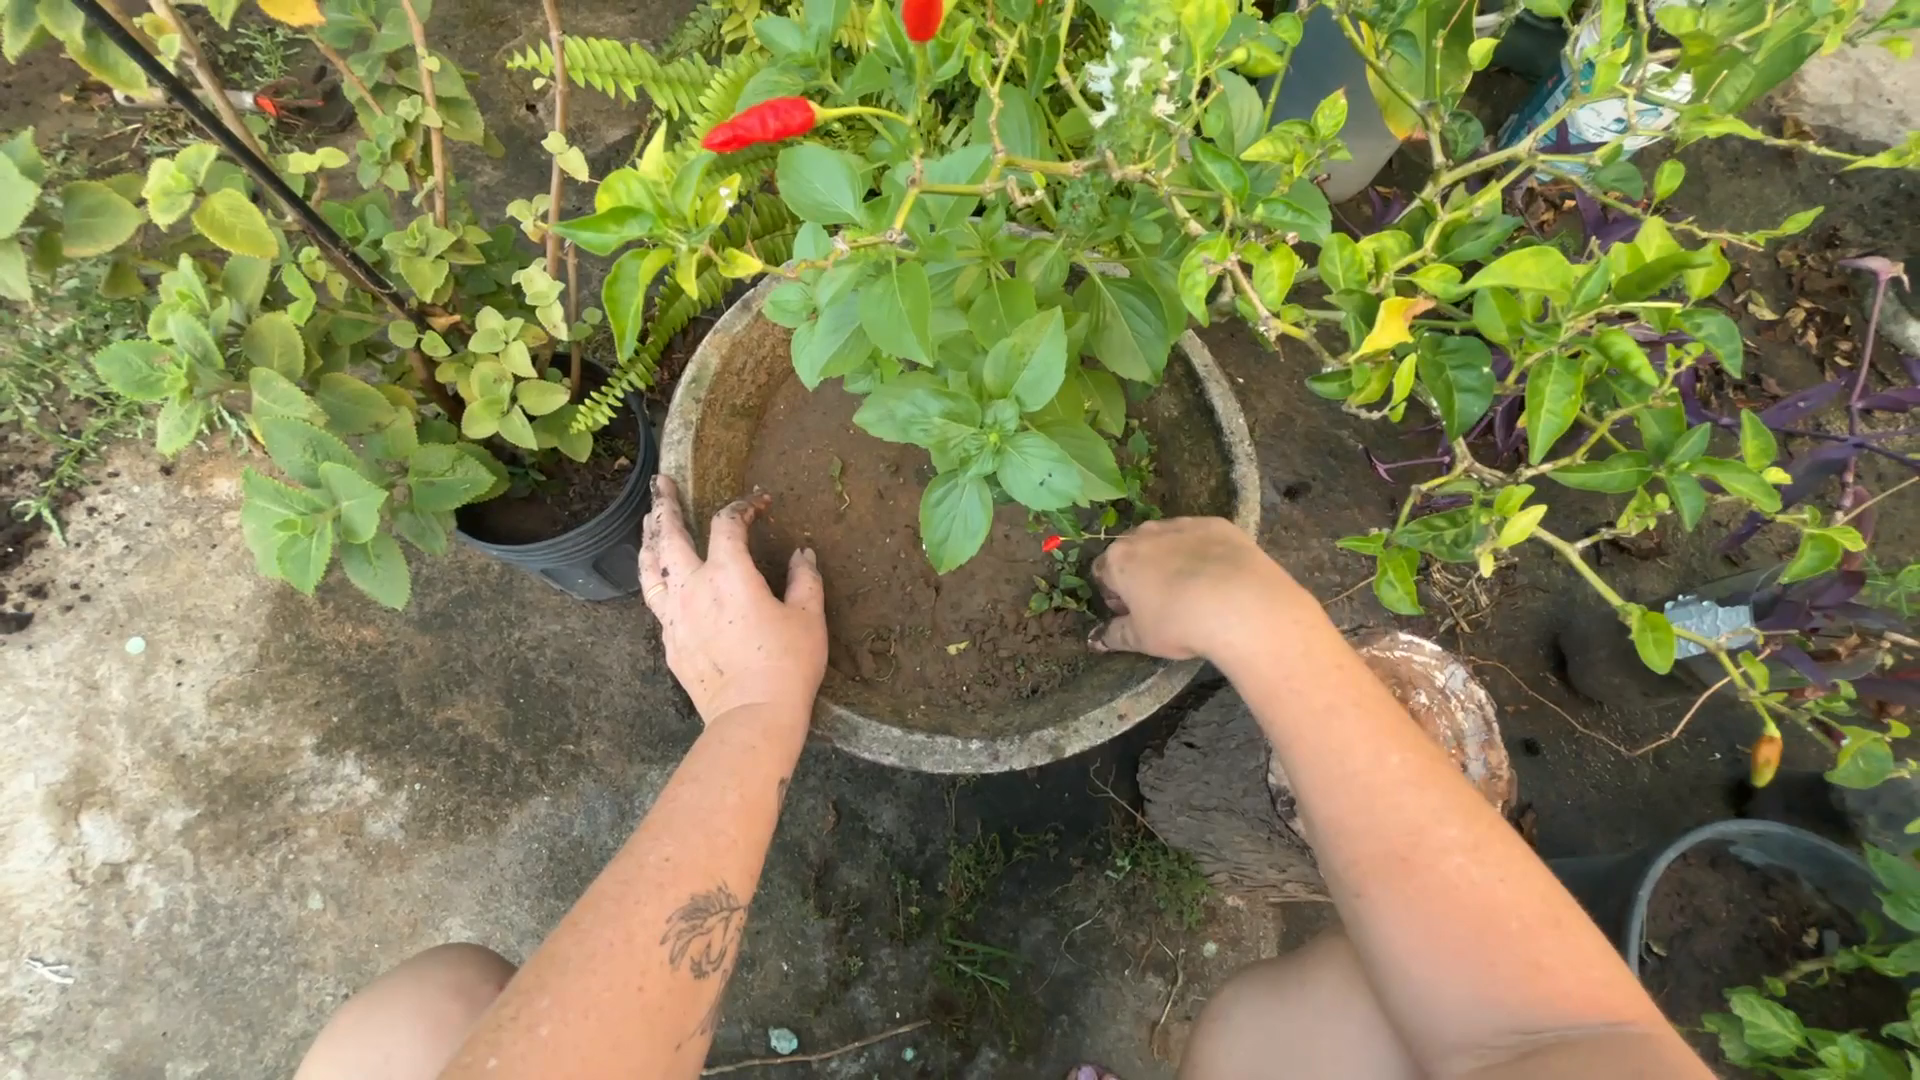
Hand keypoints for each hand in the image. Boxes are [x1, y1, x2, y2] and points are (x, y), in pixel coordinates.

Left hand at [640, 475, 826, 724]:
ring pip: (650, 566)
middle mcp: (693, 587)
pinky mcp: (669, 641)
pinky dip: (654, 576)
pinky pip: (654, 599)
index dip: (742, 507)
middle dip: (666, 504)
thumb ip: (805, 578)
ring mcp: (674, 616)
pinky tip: (659, 575)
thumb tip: (802, 553)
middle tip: (661, 482)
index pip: (727, 524)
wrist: (753, 716)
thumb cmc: (787, 664)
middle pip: (670, 535)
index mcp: (729, 574)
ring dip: (649, 537)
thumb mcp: (809, 616)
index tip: (759, 504)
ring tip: (649, 519)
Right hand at [1088, 517, 1312, 663]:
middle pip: (1133, 551)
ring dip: (1170, 559)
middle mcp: (1145, 534)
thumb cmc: (1179, 623)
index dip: (1114, 594)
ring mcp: (1182, 525)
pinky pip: (1200, 536)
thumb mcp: (1142, 639)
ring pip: (1167, 540)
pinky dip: (1202, 552)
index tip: (1131, 613)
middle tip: (1160, 603)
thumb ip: (1114, 636)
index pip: (1102, 572)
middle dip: (1140, 573)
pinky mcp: (1217, 524)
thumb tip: (1095, 639)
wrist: (1242, 604)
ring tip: (1192, 590)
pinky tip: (1218, 577)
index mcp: (1119, 560)